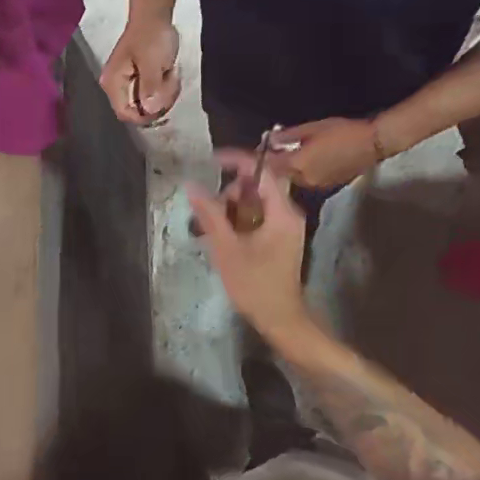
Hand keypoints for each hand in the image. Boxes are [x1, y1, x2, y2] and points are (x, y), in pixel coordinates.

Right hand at [99, 19, 179, 125]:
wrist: (154, 15)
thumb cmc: (151, 38)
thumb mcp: (152, 64)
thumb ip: (150, 89)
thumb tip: (150, 110)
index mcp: (113, 84)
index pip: (125, 113)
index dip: (144, 116)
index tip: (163, 106)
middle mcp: (116, 86)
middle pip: (137, 109)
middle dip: (158, 101)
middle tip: (171, 82)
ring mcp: (128, 82)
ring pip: (147, 101)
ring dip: (163, 93)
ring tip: (172, 74)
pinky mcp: (138, 77)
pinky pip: (151, 92)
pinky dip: (163, 87)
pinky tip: (170, 73)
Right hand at [187, 159, 311, 339]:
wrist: (280, 319)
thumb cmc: (255, 284)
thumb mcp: (226, 248)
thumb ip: (210, 214)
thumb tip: (191, 185)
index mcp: (281, 212)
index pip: (262, 171)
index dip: (236, 161)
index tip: (211, 161)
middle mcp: (288, 214)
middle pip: (256, 186)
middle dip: (229, 192)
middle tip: (208, 212)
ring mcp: (285, 226)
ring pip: (254, 201)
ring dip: (230, 207)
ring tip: (210, 228)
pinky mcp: (279, 238)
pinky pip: (256, 216)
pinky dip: (238, 219)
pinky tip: (221, 236)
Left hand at [271, 117, 385, 188]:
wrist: (373, 143)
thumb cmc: (342, 132)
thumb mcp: (312, 128)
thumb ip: (288, 136)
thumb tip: (270, 139)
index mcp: (298, 164)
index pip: (272, 164)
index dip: (265, 156)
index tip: (262, 147)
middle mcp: (304, 179)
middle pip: (282, 173)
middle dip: (277, 162)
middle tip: (276, 149)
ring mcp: (317, 185)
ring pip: (294, 178)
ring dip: (290, 168)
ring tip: (291, 154)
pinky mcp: (328, 186)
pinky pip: (308, 180)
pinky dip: (303, 172)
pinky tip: (307, 161)